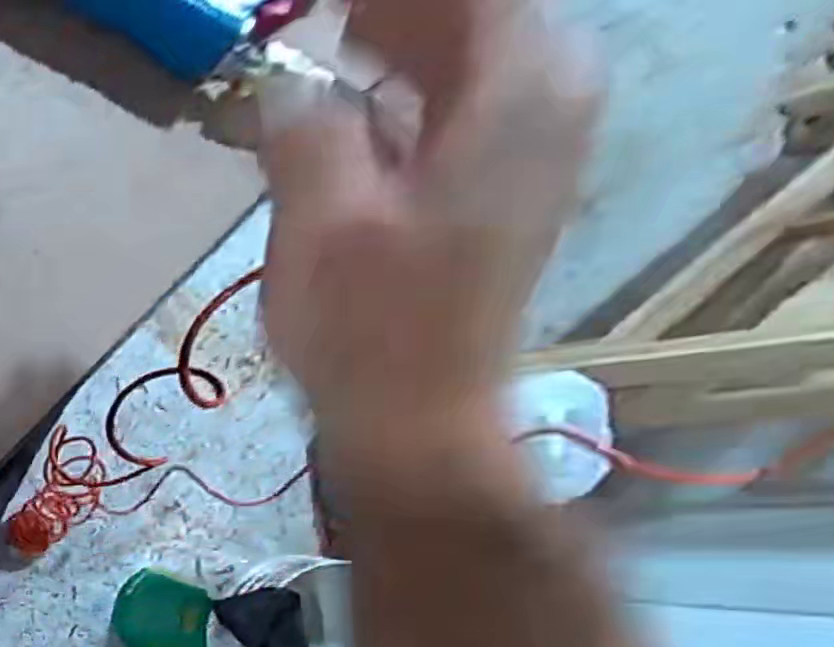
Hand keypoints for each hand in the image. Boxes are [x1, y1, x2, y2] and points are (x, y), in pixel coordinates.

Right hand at [256, 0, 598, 474]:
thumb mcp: (321, 223)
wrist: (413, 419)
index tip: (307, 7)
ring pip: (460, 63)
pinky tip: (348, 121)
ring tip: (319, 61)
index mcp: (519, 87)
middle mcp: (548, 97)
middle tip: (306, 28)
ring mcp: (530, 148)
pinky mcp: (499, 192)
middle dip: (384, 17)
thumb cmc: (366, 328)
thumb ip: (306, 133)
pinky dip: (400, 105)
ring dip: (389, 56)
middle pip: (467, 15)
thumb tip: (285, 86)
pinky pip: (454, 114)